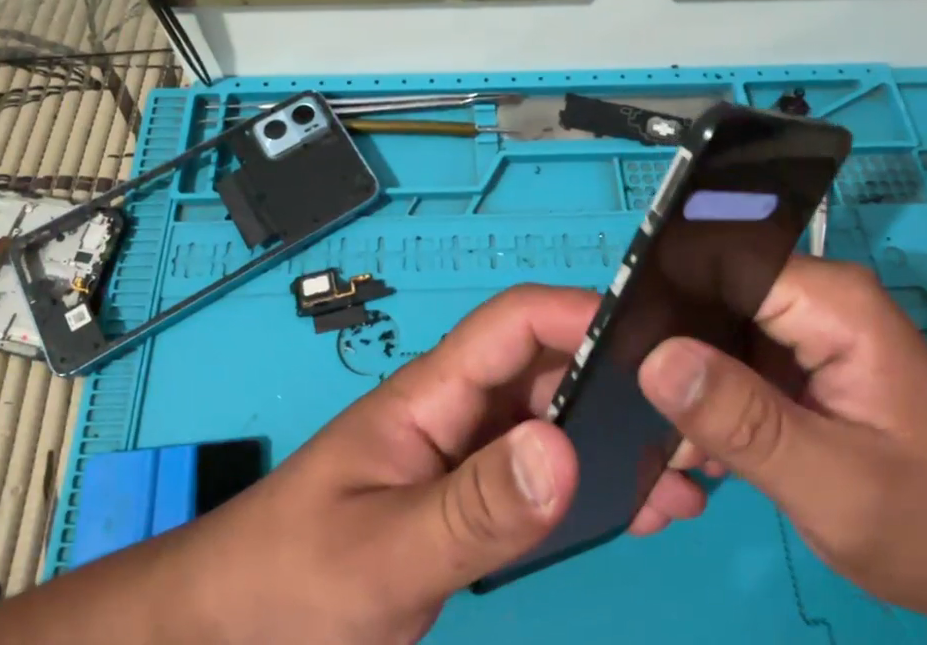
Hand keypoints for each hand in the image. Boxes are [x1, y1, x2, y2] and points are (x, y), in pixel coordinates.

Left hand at [160, 285, 707, 642]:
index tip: (656, 341)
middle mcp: (453, 417)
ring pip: (553, 428)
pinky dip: (594, 489)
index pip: (512, 325)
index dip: (580, 314)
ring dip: (616, 441)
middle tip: (696, 425)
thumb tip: (565, 450)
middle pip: (546, 371)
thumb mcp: (382, 551)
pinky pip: (541, 483)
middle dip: (619, 384)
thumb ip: (472, 509)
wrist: (230, 631)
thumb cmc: (286, 579)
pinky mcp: (467, 507)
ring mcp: (462, 462)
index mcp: (427, 398)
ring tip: (687, 475)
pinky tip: (640, 508)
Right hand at [635, 256, 926, 642]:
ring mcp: (800, 333)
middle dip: (655, 351)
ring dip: (671, 388)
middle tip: (612, 410)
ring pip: (704, 335)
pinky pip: (721, 367)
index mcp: (831, 303)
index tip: (608, 350)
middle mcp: (812, 300)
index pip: (717, 265)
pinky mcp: (790, 367)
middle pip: (702, 297)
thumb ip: (745, 421)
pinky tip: (678, 456)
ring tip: (642, 447)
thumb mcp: (833, 485)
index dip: (657, 300)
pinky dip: (695, 408)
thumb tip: (656, 360)